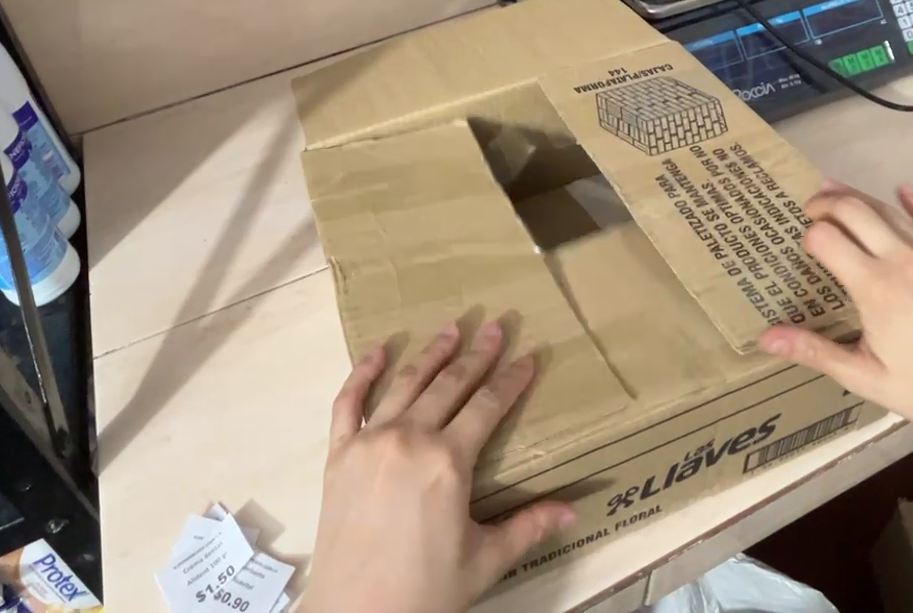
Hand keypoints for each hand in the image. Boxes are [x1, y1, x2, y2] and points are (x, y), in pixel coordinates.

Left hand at [303, 320, 575, 612]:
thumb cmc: (425, 593)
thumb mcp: (483, 562)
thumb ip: (527, 527)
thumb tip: (572, 509)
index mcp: (448, 462)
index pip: (488, 406)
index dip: (511, 380)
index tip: (528, 357)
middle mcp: (409, 438)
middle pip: (450, 384)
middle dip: (477, 354)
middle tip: (494, 327)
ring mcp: (370, 441)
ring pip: (406, 383)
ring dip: (432, 353)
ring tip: (451, 328)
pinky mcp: (339, 453)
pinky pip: (348, 402)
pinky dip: (362, 373)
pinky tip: (378, 352)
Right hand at [757, 181, 912, 472]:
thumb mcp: (867, 379)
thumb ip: (814, 351)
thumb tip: (764, 339)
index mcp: (876, 288)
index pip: (826, 237)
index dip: (807, 234)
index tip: (801, 245)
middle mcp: (904, 261)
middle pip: (855, 210)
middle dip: (826, 202)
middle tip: (809, 209)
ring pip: (890, 211)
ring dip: (859, 197)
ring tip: (836, 193)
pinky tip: (903, 192)